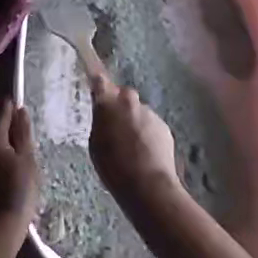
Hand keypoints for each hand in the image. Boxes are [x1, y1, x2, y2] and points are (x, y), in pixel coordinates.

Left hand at [0, 100, 38, 228]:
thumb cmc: (21, 189)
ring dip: (2, 149)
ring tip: (19, 157)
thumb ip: (23, 133)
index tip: (15, 101)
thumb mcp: (28, 158)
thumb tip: (21, 110)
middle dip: (8, 132)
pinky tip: (8, 172)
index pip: (2, 117)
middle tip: (24, 135)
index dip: (10, 109)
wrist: (2, 224)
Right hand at [88, 76, 180, 201]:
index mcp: (108, 105)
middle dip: (119, 104)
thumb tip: (105, 115)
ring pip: (138, 111)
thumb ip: (100, 122)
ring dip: (134, 121)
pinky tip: (144, 151)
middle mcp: (129, 103)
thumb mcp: (96, 144)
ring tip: (131, 145)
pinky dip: (147, 132)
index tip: (94, 74)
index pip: (100, 81)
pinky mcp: (163, 126)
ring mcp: (149, 113)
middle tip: (114, 124)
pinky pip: (151, 124)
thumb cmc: (113, 166)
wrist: (148, 183)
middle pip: (123, 95)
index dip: (97, 78)